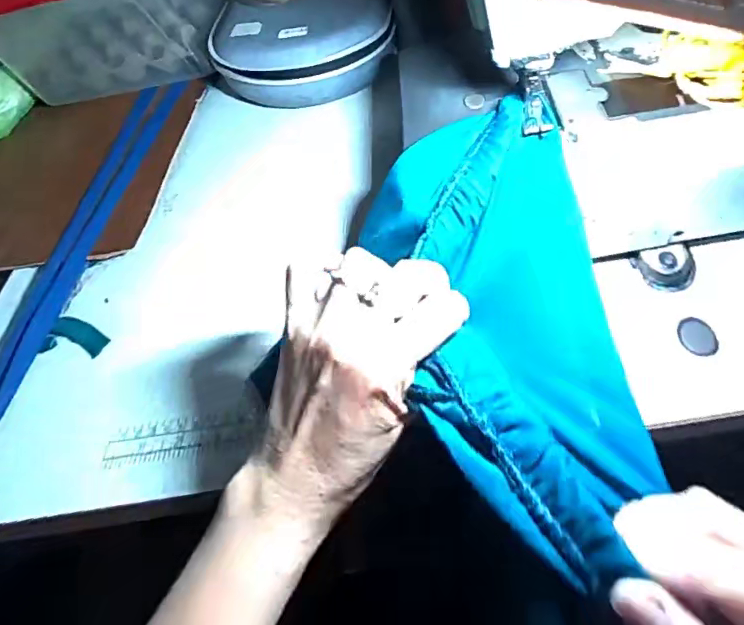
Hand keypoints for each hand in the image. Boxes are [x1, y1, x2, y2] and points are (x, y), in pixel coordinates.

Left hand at [230, 247, 468, 527]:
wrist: (290, 482)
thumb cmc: (354, 457)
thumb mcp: (406, 415)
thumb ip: (422, 363)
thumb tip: (438, 325)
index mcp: (385, 365)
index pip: (444, 307)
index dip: (453, 312)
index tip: (448, 320)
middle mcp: (351, 335)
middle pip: (407, 274)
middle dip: (425, 285)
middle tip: (419, 305)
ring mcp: (317, 325)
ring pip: (359, 262)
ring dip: (378, 275)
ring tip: (378, 296)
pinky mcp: (291, 324)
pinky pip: (304, 269)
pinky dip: (324, 271)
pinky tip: (340, 288)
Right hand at [610, 487, 743, 624]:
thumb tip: (624, 587)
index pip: (706, 554)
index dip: (645, 545)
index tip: (597, 546)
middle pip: (708, 514)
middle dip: (650, 524)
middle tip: (607, 548)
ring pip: (719, 515)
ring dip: (669, 528)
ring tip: (632, 553)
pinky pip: (738, 536)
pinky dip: (696, 544)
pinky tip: (674, 564)